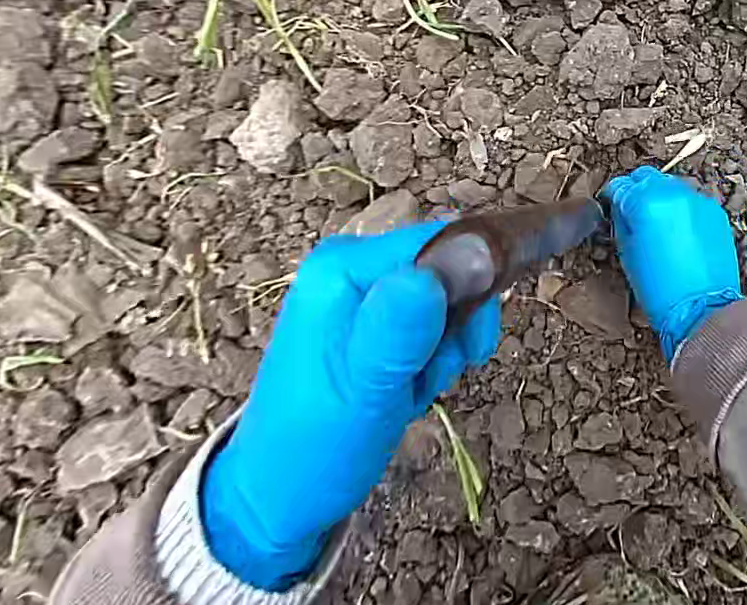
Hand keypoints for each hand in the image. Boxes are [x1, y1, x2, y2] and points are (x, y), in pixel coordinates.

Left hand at [201, 221, 500, 589]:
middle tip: (435, 374)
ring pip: (448, 293)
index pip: (444, 242)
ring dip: (449, 343)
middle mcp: (353, 263)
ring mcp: (363, 288)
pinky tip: (412, 385)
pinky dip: (437, 351)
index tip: (467, 346)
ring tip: (417, 387)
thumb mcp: (365, 389)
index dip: (470, 287)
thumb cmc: (316, 449)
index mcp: (344, 266)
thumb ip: (403, 323)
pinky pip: (434, 313)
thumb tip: (458, 258)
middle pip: (449, 266)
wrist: (276, 503)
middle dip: (458, 323)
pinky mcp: (373, 313)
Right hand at [601, 167, 742, 361]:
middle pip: (647, 177)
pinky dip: (682, 208)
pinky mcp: (714, 211)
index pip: (622, 186)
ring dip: (661, 197)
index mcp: (647, 203)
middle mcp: (675, 194)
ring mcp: (698, 200)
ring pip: (671, 185)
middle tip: (632, 211)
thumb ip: (622, 222)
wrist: (703, 307)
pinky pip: (691, 200)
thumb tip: (621, 207)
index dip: (613, 196)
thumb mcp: (627, 254)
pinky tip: (678, 230)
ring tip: (656, 223)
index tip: (612, 204)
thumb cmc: (661, 290)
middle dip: (637, 191)